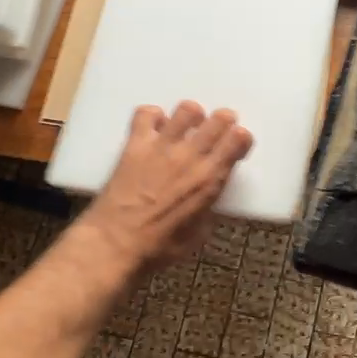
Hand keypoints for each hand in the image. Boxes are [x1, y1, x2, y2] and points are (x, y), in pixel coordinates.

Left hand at [77, 101, 253, 273]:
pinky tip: (155, 128)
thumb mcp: (198, 234)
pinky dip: (153, 116)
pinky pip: (146, 114)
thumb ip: (208, 209)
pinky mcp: (136, 144)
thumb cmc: (159, 247)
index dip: (241, 138)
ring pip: (186, 110)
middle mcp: (190, 156)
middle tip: (217, 129)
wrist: (115, 243)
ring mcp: (162, 147)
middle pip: (218, 119)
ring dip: (191, 115)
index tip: (237, 145)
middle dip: (223, 121)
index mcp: (210, 179)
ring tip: (187, 125)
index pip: (238, 140)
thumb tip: (207, 199)